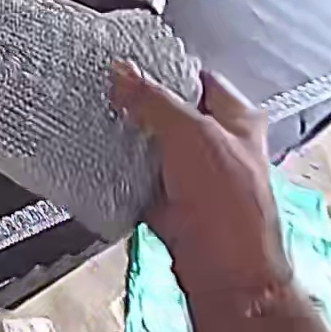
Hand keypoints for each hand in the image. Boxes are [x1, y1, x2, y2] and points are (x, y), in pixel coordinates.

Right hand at [111, 64, 289, 301]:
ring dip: (124, 134)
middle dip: (136, 103)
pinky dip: (117, 163)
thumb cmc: (226, 198)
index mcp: (236, 118)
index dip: (162, 70)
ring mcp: (188, 169)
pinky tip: (96, 153)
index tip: (124, 67)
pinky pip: (134, 169)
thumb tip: (121, 70)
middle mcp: (214, 141)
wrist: (220, 264)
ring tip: (94, 118)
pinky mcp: (164, 193)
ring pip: (148, 140)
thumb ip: (154, 100)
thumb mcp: (191, 135)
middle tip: (102, 93)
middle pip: (167, 110)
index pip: (195, 78)